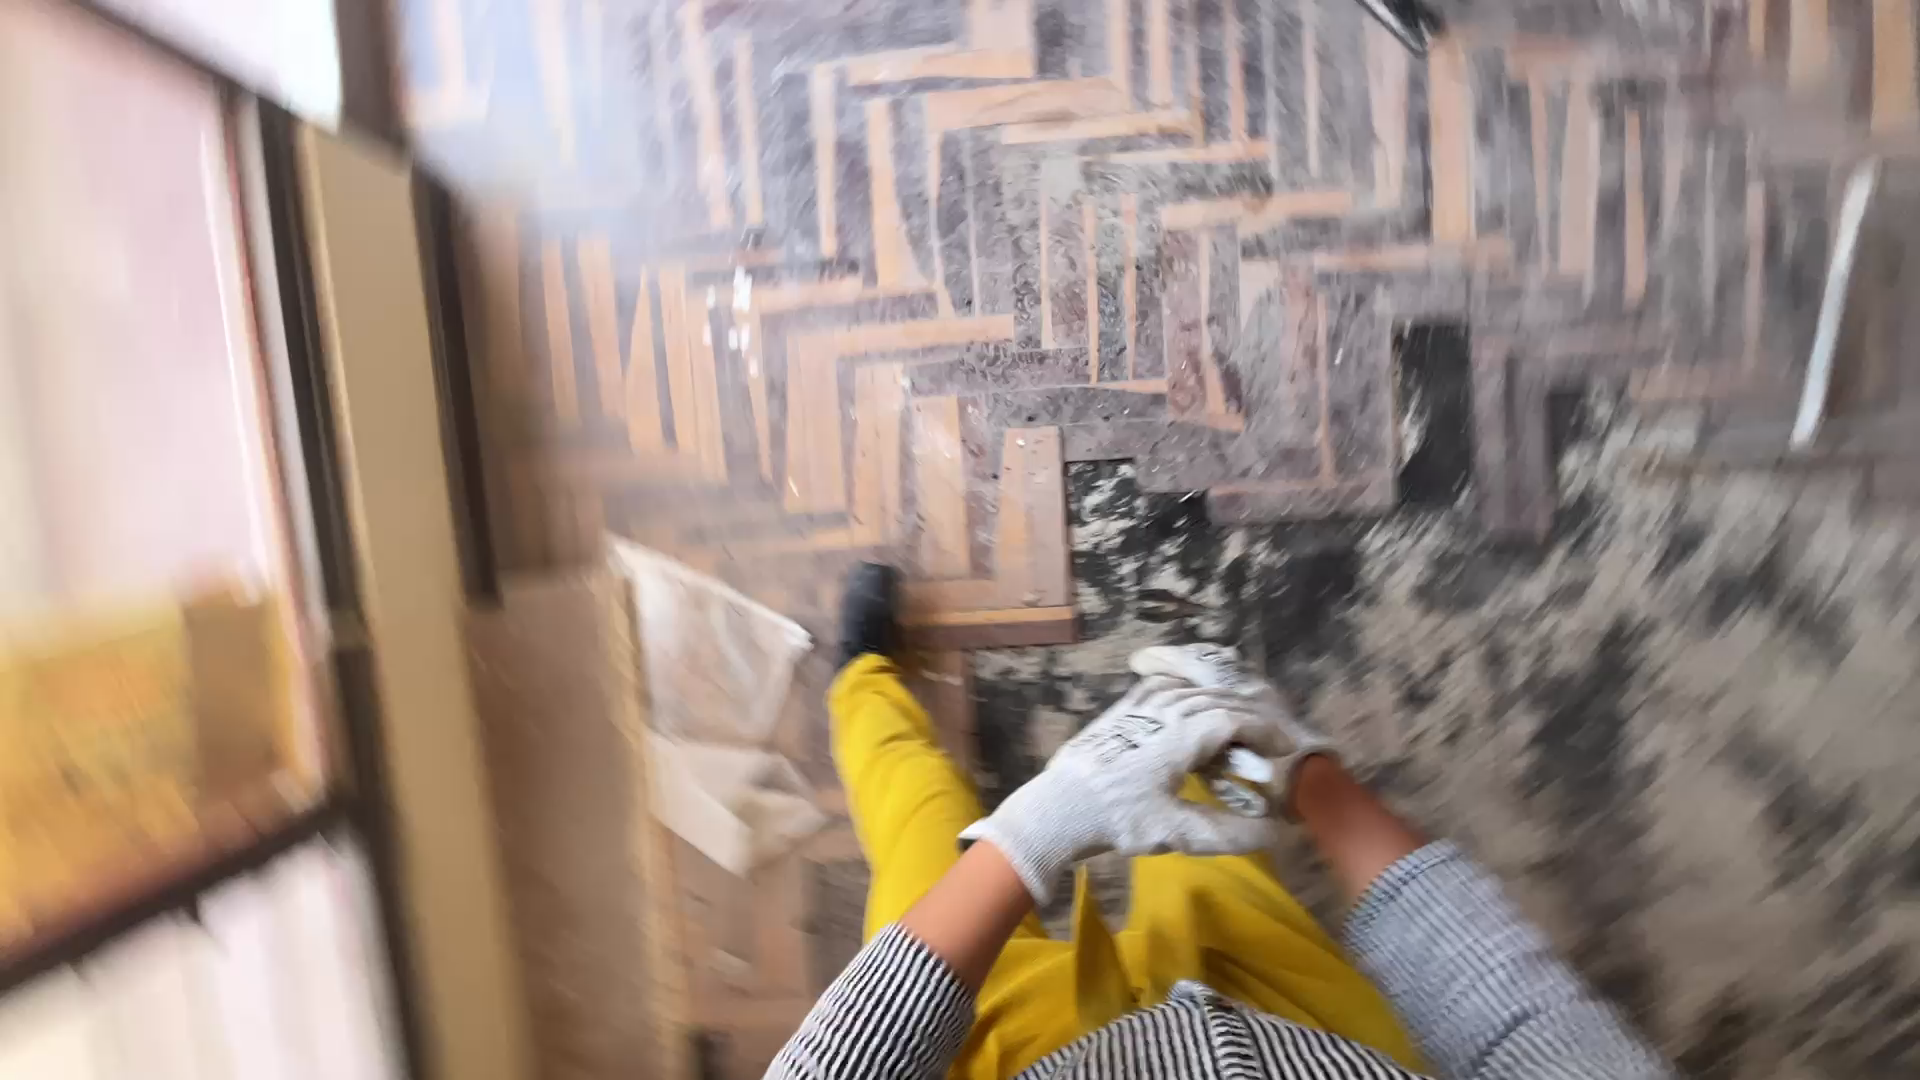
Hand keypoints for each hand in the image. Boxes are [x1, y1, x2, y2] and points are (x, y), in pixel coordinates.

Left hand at [1129, 643, 1337, 817]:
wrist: (1062, 805)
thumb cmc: (1121, 818)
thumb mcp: (1179, 832)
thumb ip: (1230, 832)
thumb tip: (1275, 832)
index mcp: (1183, 733)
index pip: (1236, 720)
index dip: (1265, 731)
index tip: (1286, 747)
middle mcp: (1165, 710)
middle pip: (1216, 701)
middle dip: (1248, 716)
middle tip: (1270, 738)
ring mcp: (1139, 706)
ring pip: (1189, 691)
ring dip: (1219, 702)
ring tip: (1237, 721)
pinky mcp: (1121, 711)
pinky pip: (1160, 687)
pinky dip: (1184, 689)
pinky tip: (1186, 698)